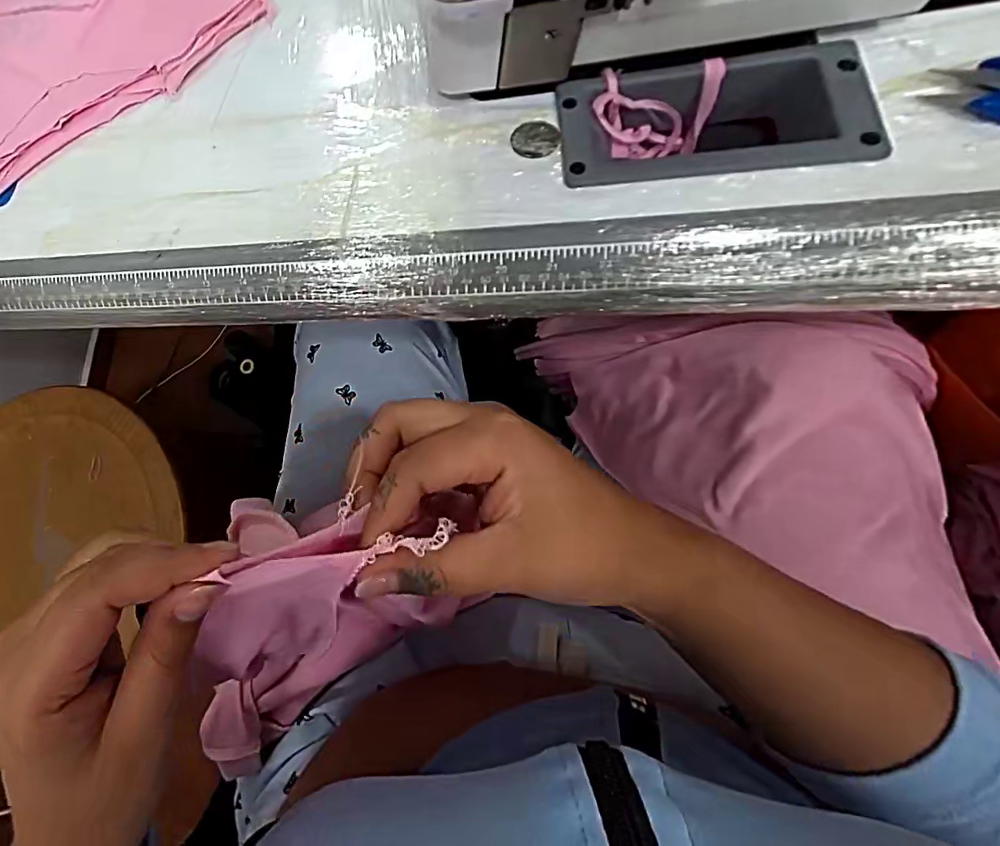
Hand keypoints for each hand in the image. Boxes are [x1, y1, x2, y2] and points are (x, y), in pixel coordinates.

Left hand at [0, 535, 238, 845]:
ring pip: (96, 560)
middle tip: (221, 567)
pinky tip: (169, 586)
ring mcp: (24, 630)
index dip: (164, 564)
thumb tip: (203, 583)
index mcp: (30, 679)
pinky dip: (139, 572)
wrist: (64, 841)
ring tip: (200, 575)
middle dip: (164, 558)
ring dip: (153, 559)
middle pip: (96, 566)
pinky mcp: (42, 627)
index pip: (98, 591)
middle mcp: (16, 641)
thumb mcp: (142, 737)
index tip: (224, 557)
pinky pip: (94, 577)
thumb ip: (165, 653)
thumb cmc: (103, 804)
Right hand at [349, 400, 708, 613]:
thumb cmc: (581, 553)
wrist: (639, 553)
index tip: (367, 557)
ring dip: (385, 471)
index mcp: (489, 436)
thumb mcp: (505, 566)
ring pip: (408, 430)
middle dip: (370, 468)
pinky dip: (408, 481)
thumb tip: (365, 582)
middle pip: (397, 422)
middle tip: (360, 519)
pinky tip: (410, 520)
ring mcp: (481, 427)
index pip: (412, 465)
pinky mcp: (483, 447)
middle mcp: (479, 417)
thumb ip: (431, 570)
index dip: (382, 511)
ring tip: (379, 521)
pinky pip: (428, 450)